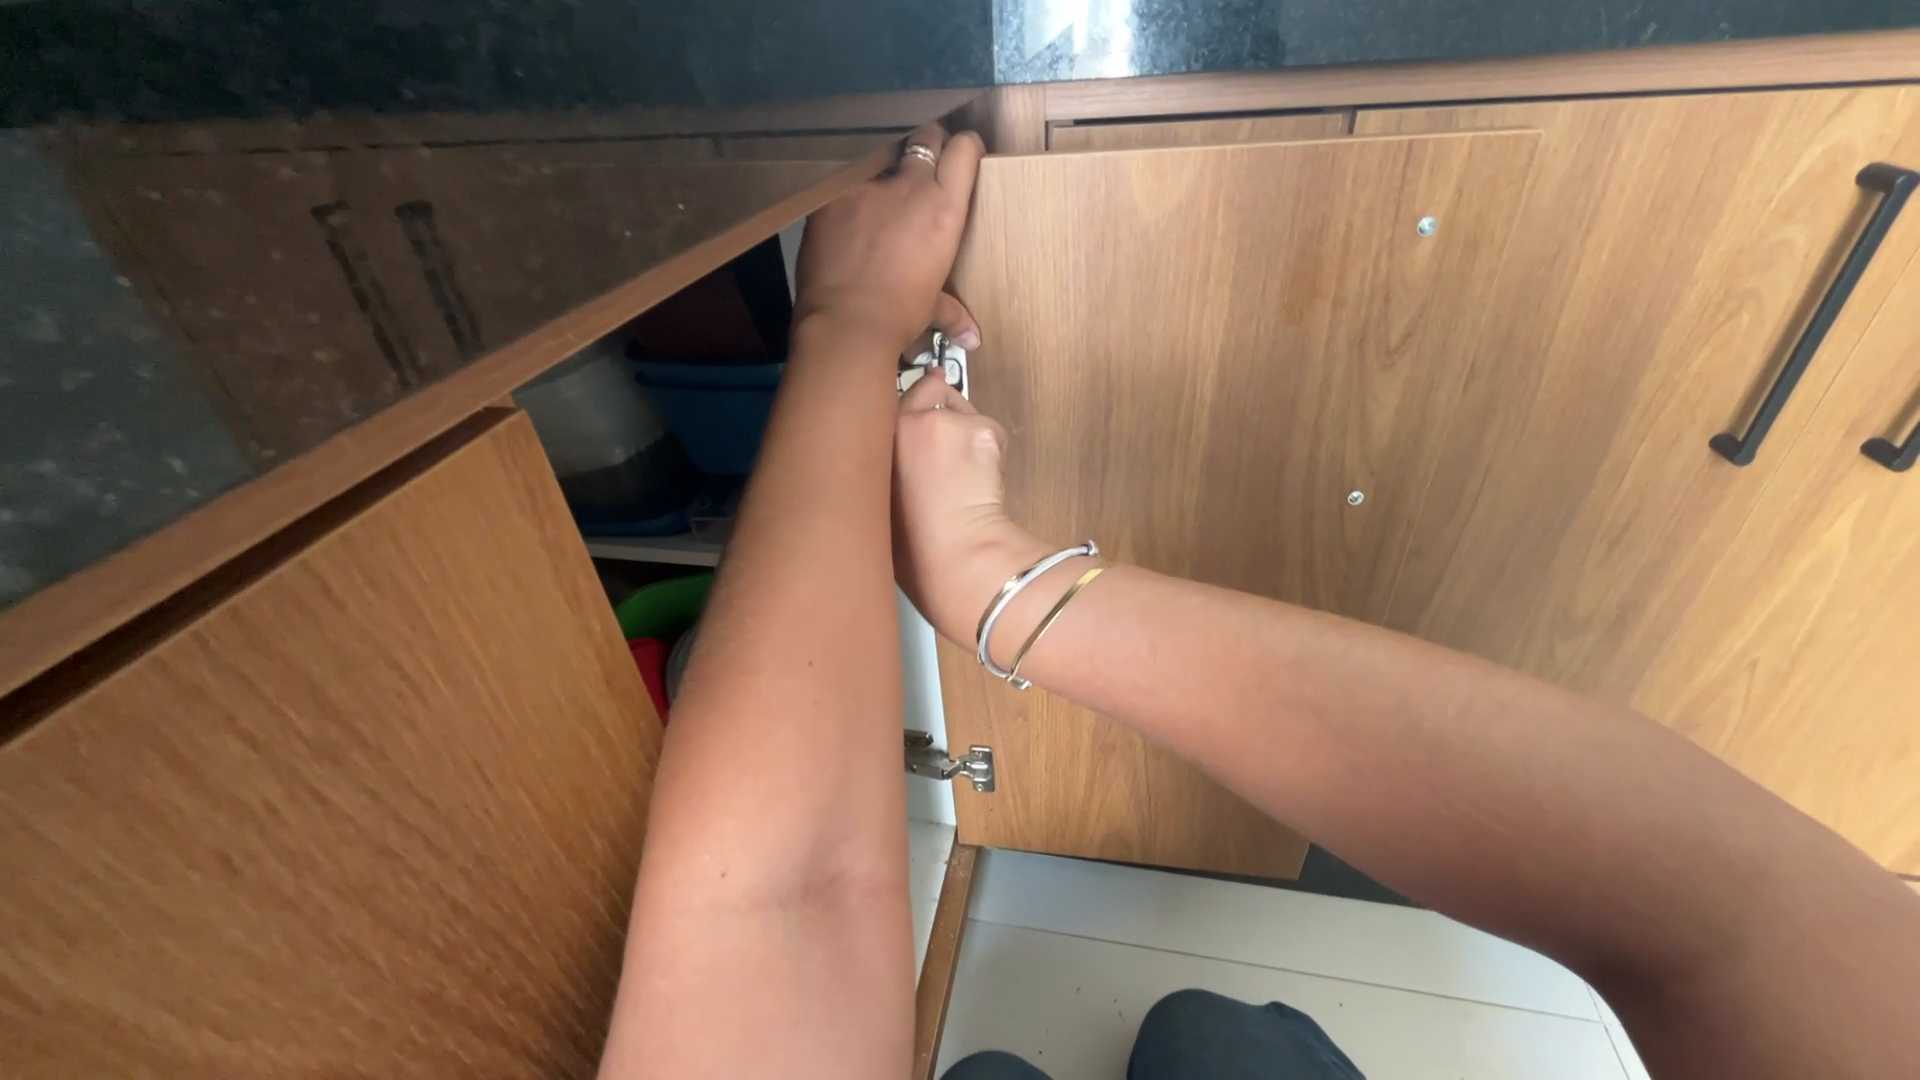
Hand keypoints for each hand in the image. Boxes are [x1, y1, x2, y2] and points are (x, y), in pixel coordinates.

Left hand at [793, 123, 985, 356]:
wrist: (846, 325)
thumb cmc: (898, 318)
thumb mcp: (930, 310)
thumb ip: (953, 312)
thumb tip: (972, 337)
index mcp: (944, 210)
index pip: (964, 150)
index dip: (965, 147)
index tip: (963, 155)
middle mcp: (909, 187)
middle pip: (925, 138)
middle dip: (928, 145)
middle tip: (924, 163)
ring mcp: (867, 187)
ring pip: (881, 158)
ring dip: (885, 171)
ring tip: (879, 196)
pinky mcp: (832, 196)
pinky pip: (843, 183)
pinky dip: (848, 196)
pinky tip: (844, 218)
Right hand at [893, 377, 1052, 644]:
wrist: (954, 561)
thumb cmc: (914, 555)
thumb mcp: (879, 511)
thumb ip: (886, 473)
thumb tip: (908, 463)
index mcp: (860, 450)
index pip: (884, 407)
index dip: (908, 410)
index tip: (922, 417)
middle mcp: (889, 423)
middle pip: (925, 390)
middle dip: (942, 405)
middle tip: (955, 441)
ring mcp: (931, 420)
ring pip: (961, 410)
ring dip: (969, 433)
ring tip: (969, 478)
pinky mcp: (970, 426)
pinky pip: (988, 429)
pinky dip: (992, 450)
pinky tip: (985, 482)